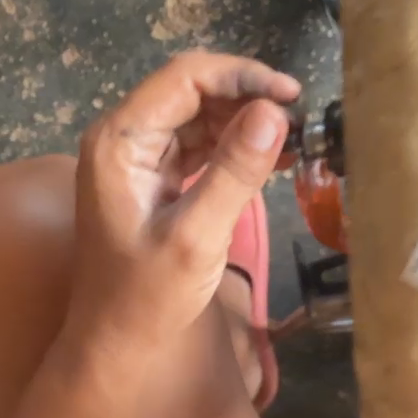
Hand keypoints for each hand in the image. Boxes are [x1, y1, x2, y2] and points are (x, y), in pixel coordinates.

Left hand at [64, 51, 299, 362]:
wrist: (118, 342)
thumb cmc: (148, 296)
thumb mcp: (197, 235)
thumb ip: (234, 171)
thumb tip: (276, 113)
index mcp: (120, 140)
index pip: (184, 78)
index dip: (241, 75)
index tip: (292, 95)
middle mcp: (124, 137)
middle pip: (191, 91)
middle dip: (246, 98)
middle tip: (299, 121)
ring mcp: (138, 157)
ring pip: (198, 115)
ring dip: (244, 122)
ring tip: (293, 139)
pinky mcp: (154, 178)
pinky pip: (198, 145)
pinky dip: (234, 147)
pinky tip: (272, 157)